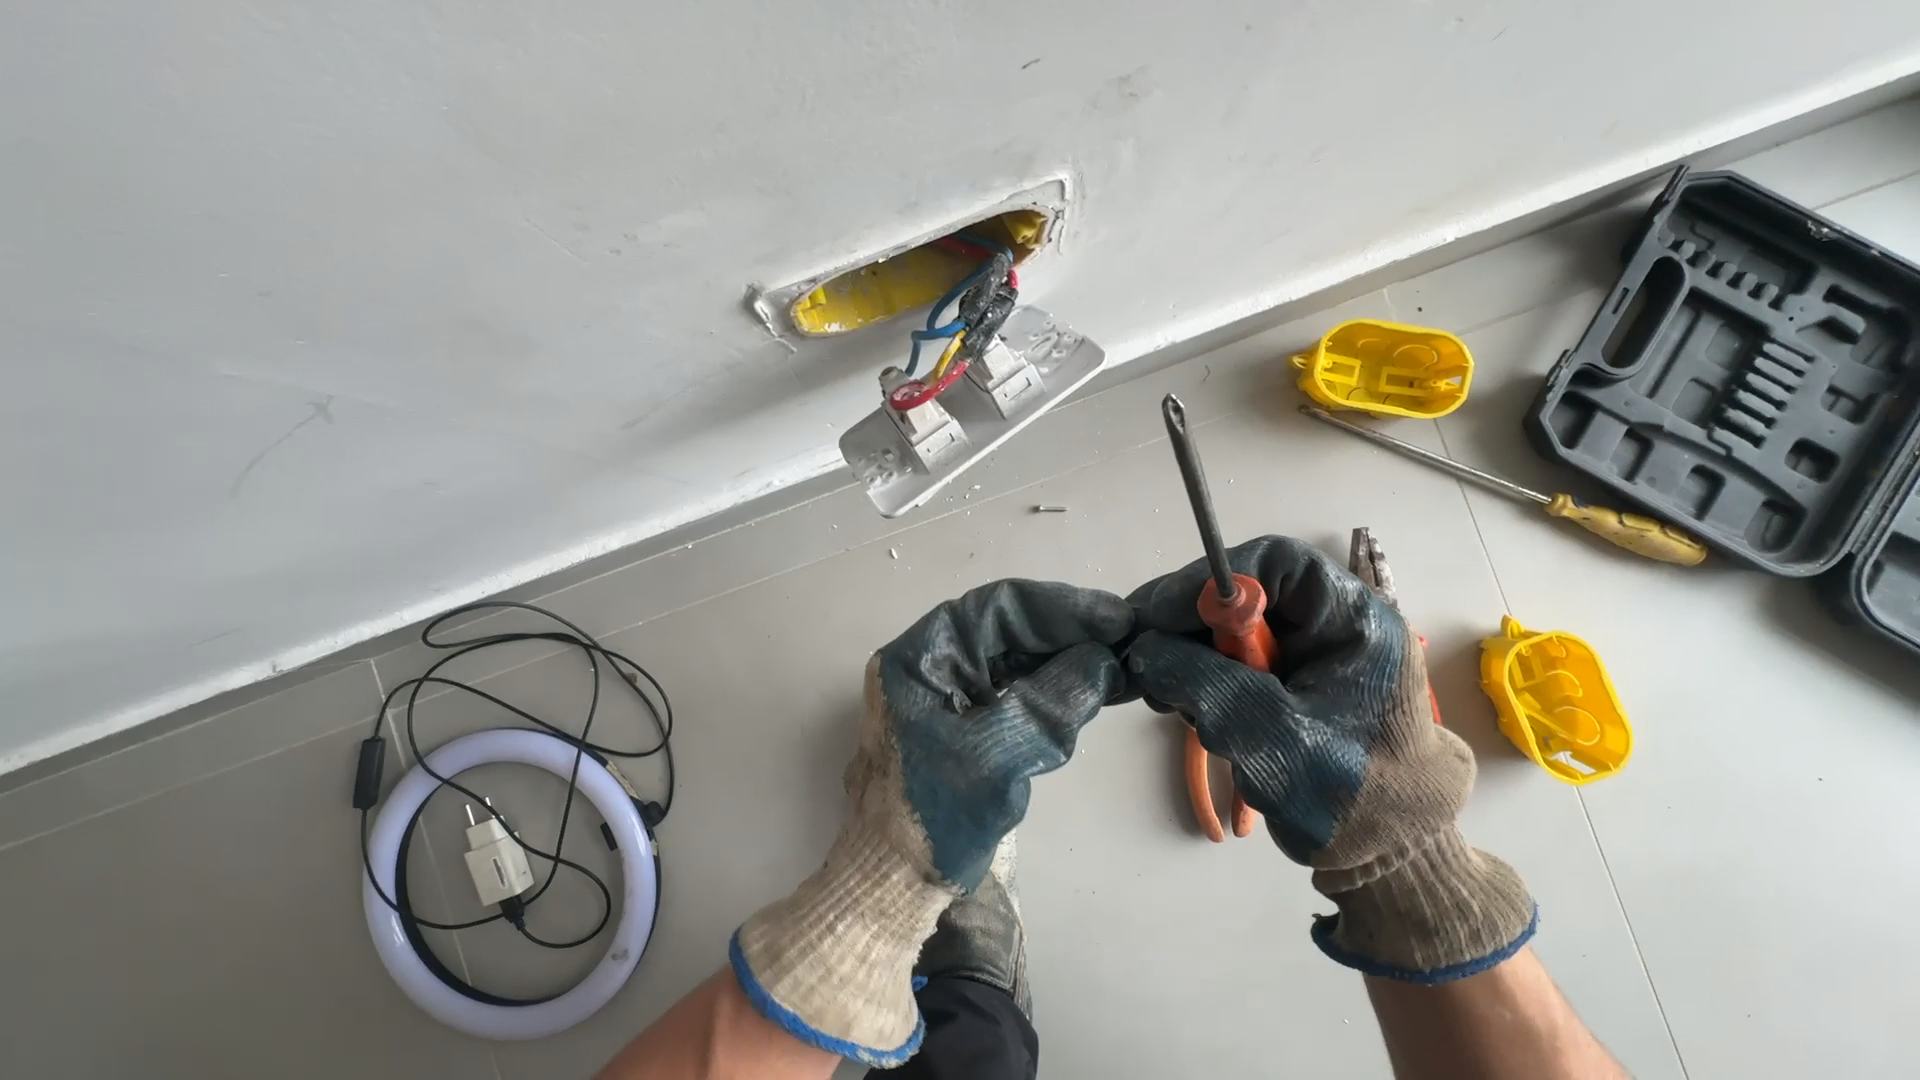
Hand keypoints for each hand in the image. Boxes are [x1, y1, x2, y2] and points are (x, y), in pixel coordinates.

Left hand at [732, 580, 1129, 1064]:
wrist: (891, 887)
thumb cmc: (931, 821)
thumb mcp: (996, 759)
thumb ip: (1051, 705)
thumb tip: (1104, 662)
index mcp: (920, 658)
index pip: (997, 609)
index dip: (1061, 608)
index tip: (1115, 620)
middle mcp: (931, 663)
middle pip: (1008, 629)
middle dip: (1068, 634)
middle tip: (1126, 641)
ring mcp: (946, 692)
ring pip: (1014, 659)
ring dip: (1064, 661)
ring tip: (1117, 666)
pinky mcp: (963, 721)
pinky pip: (1013, 690)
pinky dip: (1051, 691)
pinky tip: (1088, 694)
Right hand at [1126, 536, 1533, 982]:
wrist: (1387, 856)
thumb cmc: (1348, 796)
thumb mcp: (1267, 735)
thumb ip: (1201, 681)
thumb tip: (1141, 648)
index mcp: (1354, 621)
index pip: (1275, 564)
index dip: (1210, 580)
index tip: (1158, 614)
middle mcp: (1333, 624)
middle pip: (1246, 595)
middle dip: (1190, 623)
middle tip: (1143, 652)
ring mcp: (1311, 654)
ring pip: (1232, 630)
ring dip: (1191, 655)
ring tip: (1162, 690)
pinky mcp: (1291, 682)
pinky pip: (1235, 661)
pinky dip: (1202, 677)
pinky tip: (1182, 702)